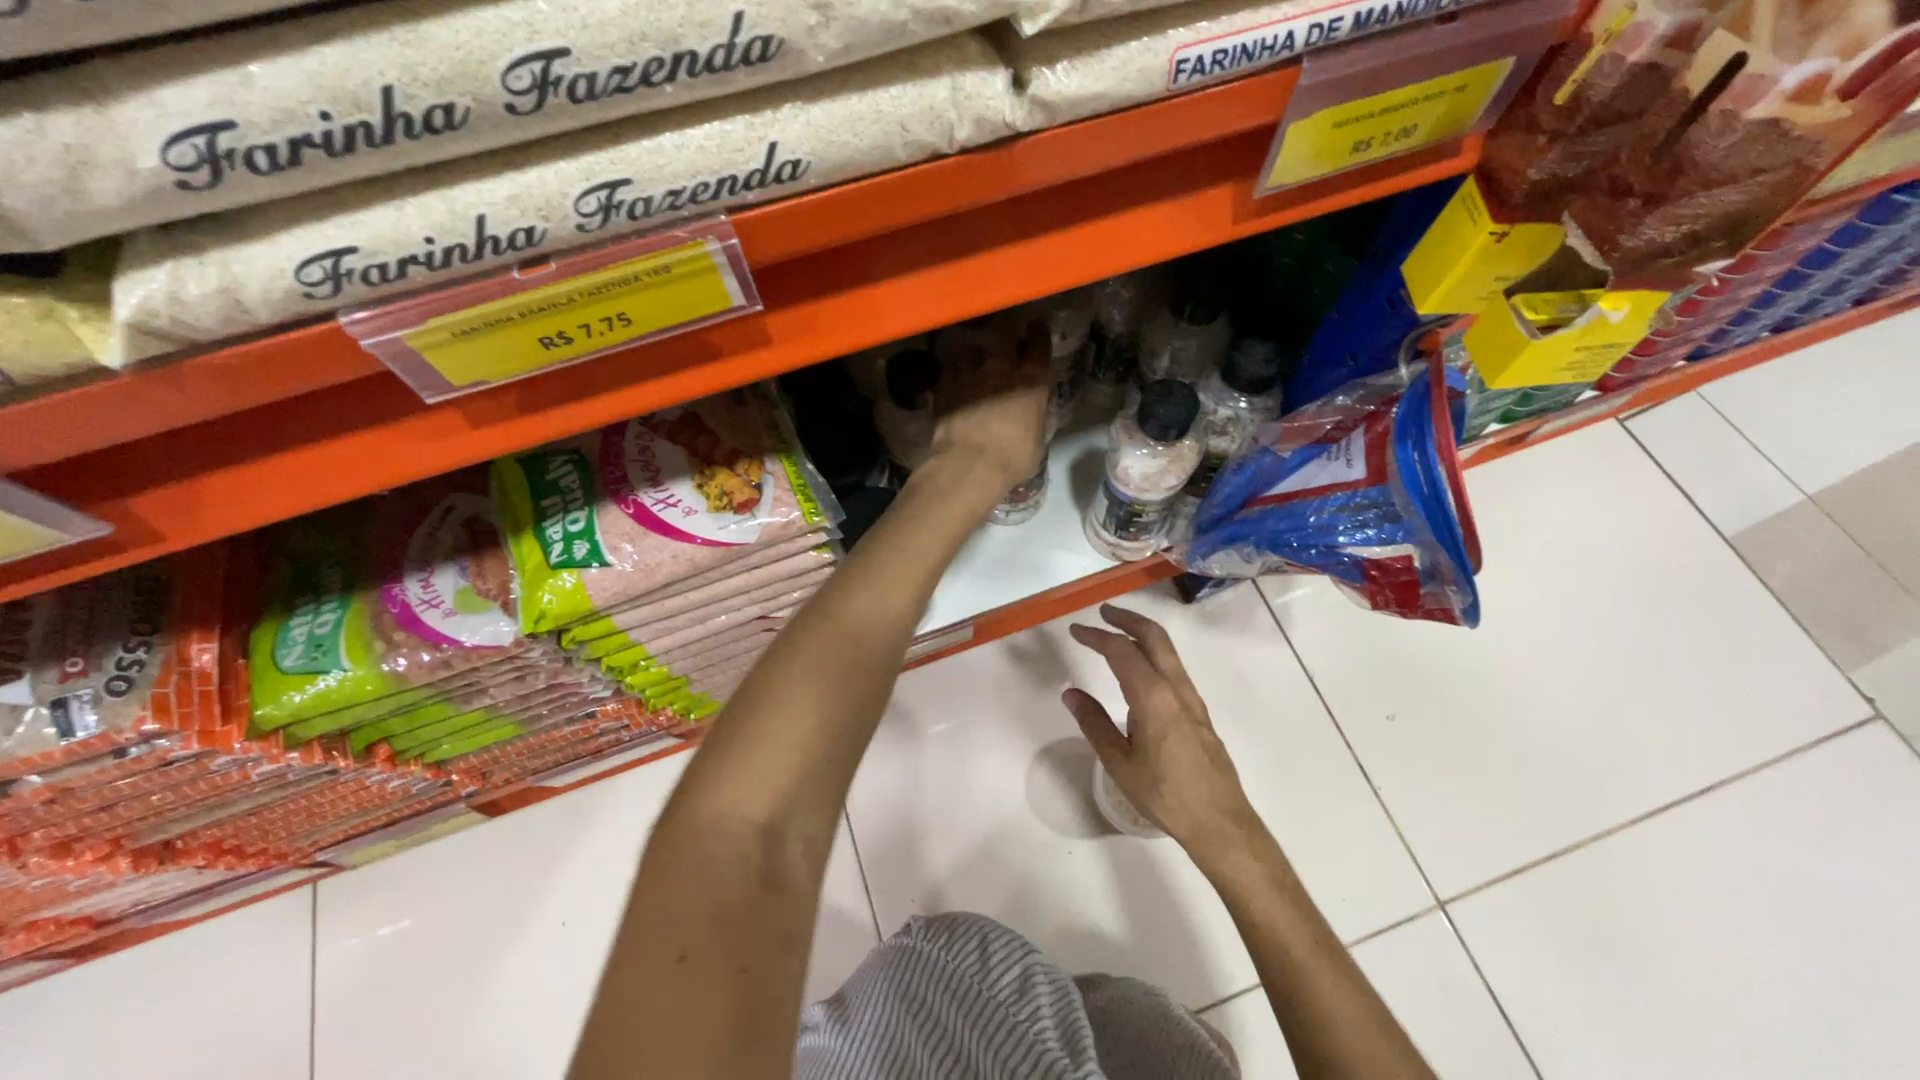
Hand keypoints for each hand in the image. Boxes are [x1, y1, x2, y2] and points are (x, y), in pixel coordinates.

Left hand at [929, 321, 1050, 493]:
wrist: (968, 465)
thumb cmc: (1012, 460)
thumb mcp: (1037, 442)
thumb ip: (1036, 420)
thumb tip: (1034, 415)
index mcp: (1032, 381)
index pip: (1039, 343)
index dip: (1038, 335)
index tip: (1036, 331)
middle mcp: (1002, 368)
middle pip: (1004, 334)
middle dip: (1005, 334)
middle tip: (1003, 340)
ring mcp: (970, 373)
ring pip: (972, 349)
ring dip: (974, 355)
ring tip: (972, 361)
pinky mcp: (945, 385)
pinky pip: (949, 369)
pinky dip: (952, 373)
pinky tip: (952, 380)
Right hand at [1063, 604, 1261, 856]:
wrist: (1218, 820)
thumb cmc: (1164, 794)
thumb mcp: (1119, 763)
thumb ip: (1094, 724)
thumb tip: (1072, 693)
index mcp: (1153, 698)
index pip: (1121, 652)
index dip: (1097, 636)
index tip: (1076, 630)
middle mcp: (1176, 689)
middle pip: (1154, 637)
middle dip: (1128, 619)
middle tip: (1103, 612)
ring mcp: (1192, 700)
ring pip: (1168, 652)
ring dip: (1143, 635)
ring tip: (1119, 634)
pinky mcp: (1199, 713)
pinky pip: (1174, 670)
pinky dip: (1154, 655)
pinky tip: (1140, 672)